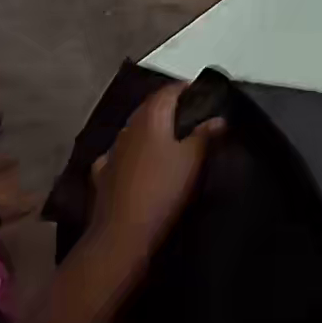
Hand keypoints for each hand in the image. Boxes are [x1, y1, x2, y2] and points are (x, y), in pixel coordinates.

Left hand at [83, 83, 222, 275]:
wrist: (121, 234)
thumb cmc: (162, 190)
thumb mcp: (192, 161)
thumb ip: (205, 135)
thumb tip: (219, 118)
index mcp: (151, 118)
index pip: (167, 92)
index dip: (183, 88)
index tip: (199, 91)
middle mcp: (129, 128)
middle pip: (149, 107)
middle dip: (167, 106)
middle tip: (189, 112)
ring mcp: (112, 151)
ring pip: (134, 130)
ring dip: (150, 128)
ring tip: (169, 137)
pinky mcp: (103, 174)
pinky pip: (120, 154)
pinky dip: (132, 152)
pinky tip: (136, 161)